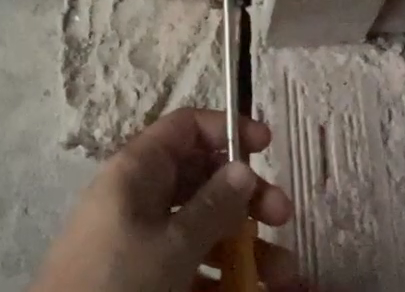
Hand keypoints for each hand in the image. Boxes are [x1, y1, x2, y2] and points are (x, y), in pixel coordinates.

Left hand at [30, 107, 304, 291]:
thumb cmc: (117, 283)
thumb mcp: (171, 246)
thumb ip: (213, 206)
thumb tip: (243, 166)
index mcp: (137, 172)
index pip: (185, 129)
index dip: (226, 129)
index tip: (267, 145)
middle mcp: (142, 200)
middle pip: (203, 181)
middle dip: (248, 198)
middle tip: (283, 216)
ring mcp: (145, 244)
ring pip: (207, 231)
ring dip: (249, 248)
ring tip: (287, 278)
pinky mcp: (149, 283)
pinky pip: (197, 270)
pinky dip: (228, 280)